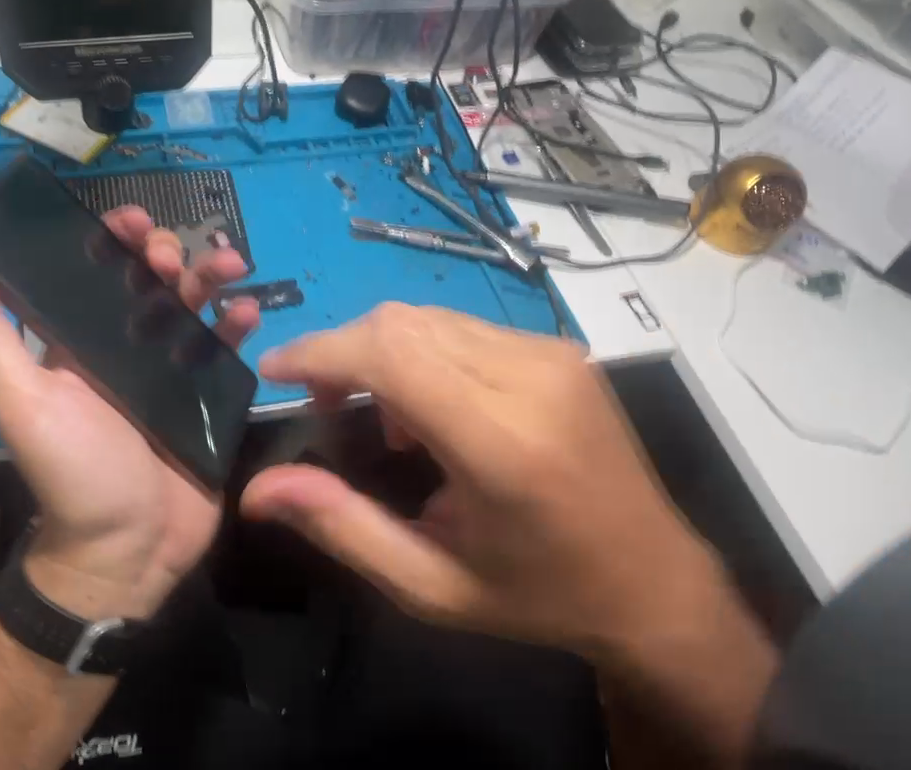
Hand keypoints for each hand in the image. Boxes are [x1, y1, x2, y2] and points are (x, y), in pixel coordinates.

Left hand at [0, 207, 258, 621]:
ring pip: (192, 306)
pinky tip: (249, 312)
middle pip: (149, 282)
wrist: (128, 552)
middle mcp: (122, 349)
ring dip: (210, 277)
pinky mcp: (206, 396)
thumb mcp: (20, 398)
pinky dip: (239, 325)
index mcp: (76, 342)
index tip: (133, 218)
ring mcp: (168, 371)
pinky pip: (225, 349)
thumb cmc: (71, 472)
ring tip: (229, 267)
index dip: (112, 238)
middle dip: (166, 254)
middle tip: (175, 254)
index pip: (94, 272)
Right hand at [239, 304, 722, 659]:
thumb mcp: (429, 583)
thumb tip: (257, 491)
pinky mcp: (560, 349)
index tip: (274, 370)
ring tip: (385, 420)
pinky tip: (431, 409)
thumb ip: (341, 527)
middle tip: (324, 406)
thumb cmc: (537, 594)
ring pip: (429, 317)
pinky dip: (422, 354)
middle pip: (402, 324)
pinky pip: (464, 327)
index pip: (392, 355)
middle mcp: (531, 379)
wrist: (653, 582)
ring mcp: (552, 355)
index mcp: (502, 443)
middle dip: (343, 353)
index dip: (320, 352)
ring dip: (382, 353)